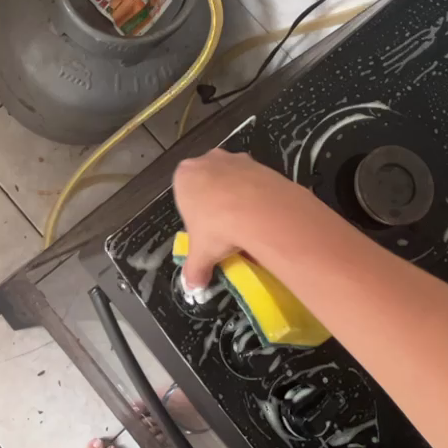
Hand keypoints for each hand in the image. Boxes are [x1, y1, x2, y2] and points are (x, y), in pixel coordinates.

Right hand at [172, 150, 320, 290]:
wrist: (260, 211)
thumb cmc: (218, 227)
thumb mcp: (201, 253)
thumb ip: (194, 269)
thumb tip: (192, 288)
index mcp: (184, 176)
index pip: (185, 193)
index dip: (196, 213)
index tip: (206, 229)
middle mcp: (207, 161)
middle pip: (209, 182)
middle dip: (216, 201)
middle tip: (225, 226)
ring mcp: (235, 159)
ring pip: (233, 179)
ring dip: (238, 196)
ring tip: (247, 222)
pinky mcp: (261, 163)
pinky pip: (256, 180)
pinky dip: (258, 195)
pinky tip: (262, 215)